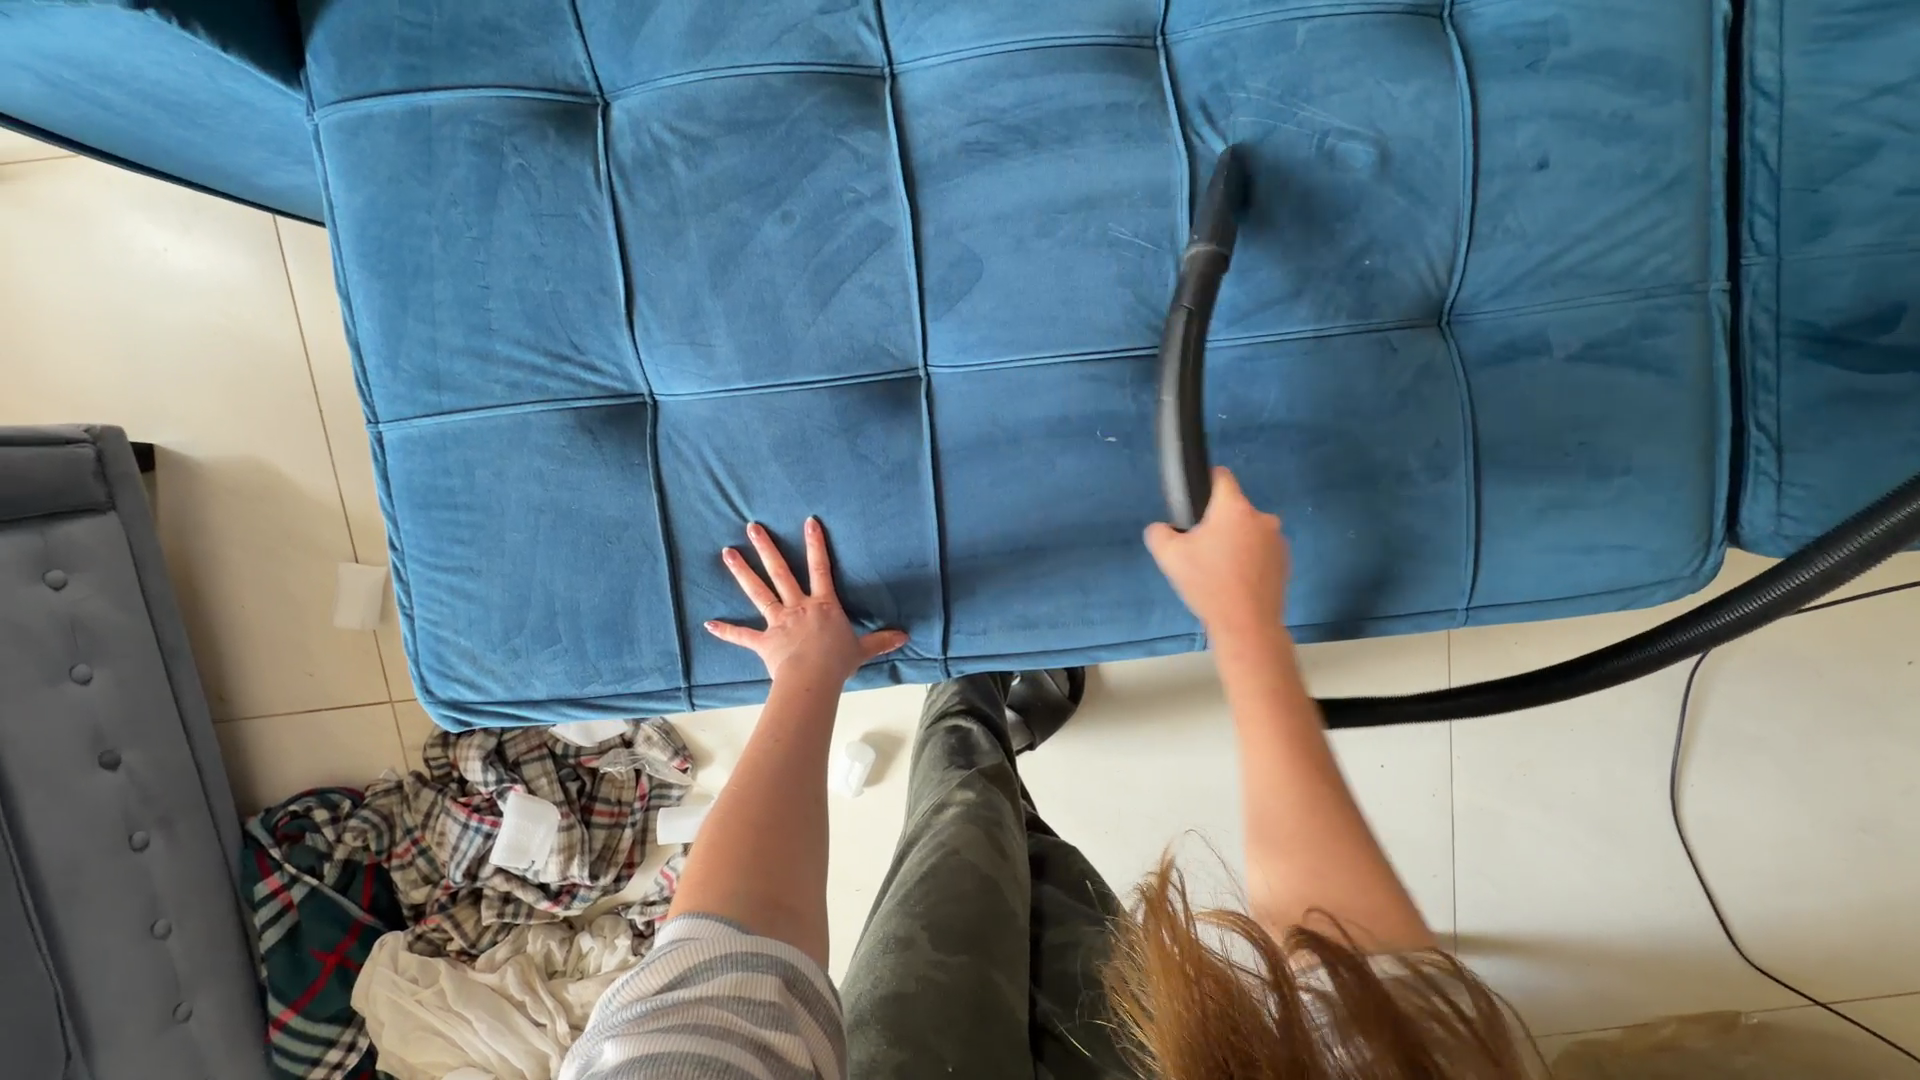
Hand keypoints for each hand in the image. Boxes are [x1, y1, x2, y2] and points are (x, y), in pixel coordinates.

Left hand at [705, 517, 907, 684]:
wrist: (813, 679)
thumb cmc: (838, 662)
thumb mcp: (863, 649)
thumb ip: (882, 640)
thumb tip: (905, 637)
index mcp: (823, 605)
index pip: (821, 567)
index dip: (816, 544)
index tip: (808, 521)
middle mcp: (798, 607)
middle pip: (780, 572)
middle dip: (766, 547)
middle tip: (751, 526)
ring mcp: (778, 622)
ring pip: (758, 592)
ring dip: (741, 572)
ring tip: (727, 552)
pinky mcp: (764, 642)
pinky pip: (742, 635)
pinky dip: (726, 630)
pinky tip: (708, 623)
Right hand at [1144, 467, 1289, 636]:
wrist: (1246, 625)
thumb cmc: (1208, 584)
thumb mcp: (1168, 557)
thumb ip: (1158, 532)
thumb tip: (1162, 528)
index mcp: (1234, 508)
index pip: (1221, 476)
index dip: (1204, 484)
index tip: (1194, 505)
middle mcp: (1261, 517)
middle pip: (1233, 509)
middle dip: (1217, 523)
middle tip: (1200, 550)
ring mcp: (1278, 540)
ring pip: (1247, 531)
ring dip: (1234, 542)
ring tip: (1219, 570)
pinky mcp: (1285, 561)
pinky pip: (1260, 550)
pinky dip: (1249, 560)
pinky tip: (1236, 581)